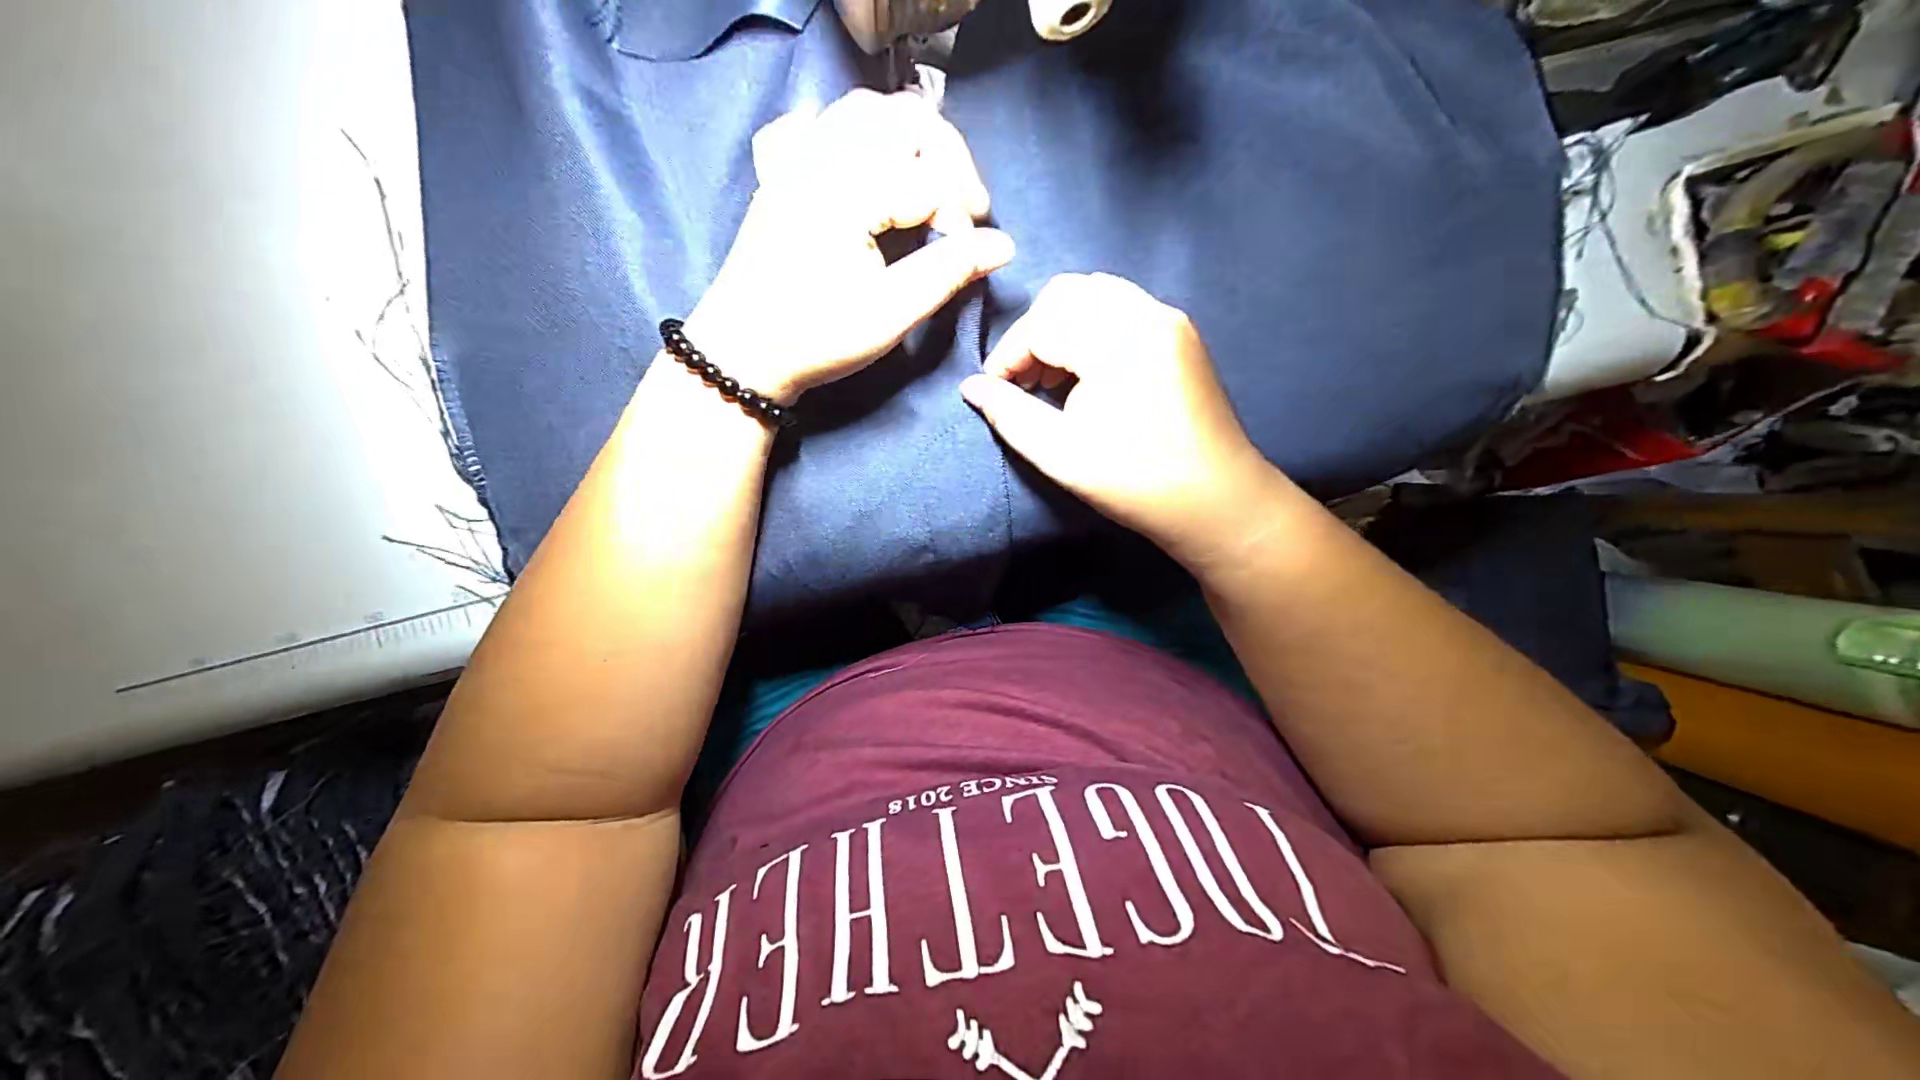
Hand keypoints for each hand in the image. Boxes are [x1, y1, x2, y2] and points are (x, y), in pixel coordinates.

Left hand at [678, 89, 1015, 403]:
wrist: (742, 354)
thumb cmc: (816, 339)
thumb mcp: (891, 313)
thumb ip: (949, 271)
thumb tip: (1002, 246)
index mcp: (851, 190)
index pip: (932, 175)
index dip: (963, 211)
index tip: (971, 252)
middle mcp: (822, 158)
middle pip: (903, 120)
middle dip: (946, 158)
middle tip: (960, 208)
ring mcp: (794, 161)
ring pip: (861, 111)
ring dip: (904, 138)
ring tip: (922, 183)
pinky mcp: (778, 176)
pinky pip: (811, 125)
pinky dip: (843, 132)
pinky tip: (856, 162)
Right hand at [959, 273, 1282, 563]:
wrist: (1216, 501)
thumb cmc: (1135, 481)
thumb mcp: (1060, 453)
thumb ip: (1009, 414)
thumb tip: (971, 387)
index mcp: (1117, 340)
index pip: (1042, 323)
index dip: (1009, 355)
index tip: (997, 390)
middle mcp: (1146, 314)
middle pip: (1067, 293)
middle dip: (1033, 332)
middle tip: (1023, 380)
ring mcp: (1169, 319)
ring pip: (1096, 293)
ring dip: (1062, 325)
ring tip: (1052, 377)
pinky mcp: (1181, 333)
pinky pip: (1123, 306)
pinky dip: (1092, 326)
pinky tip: (1088, 372)